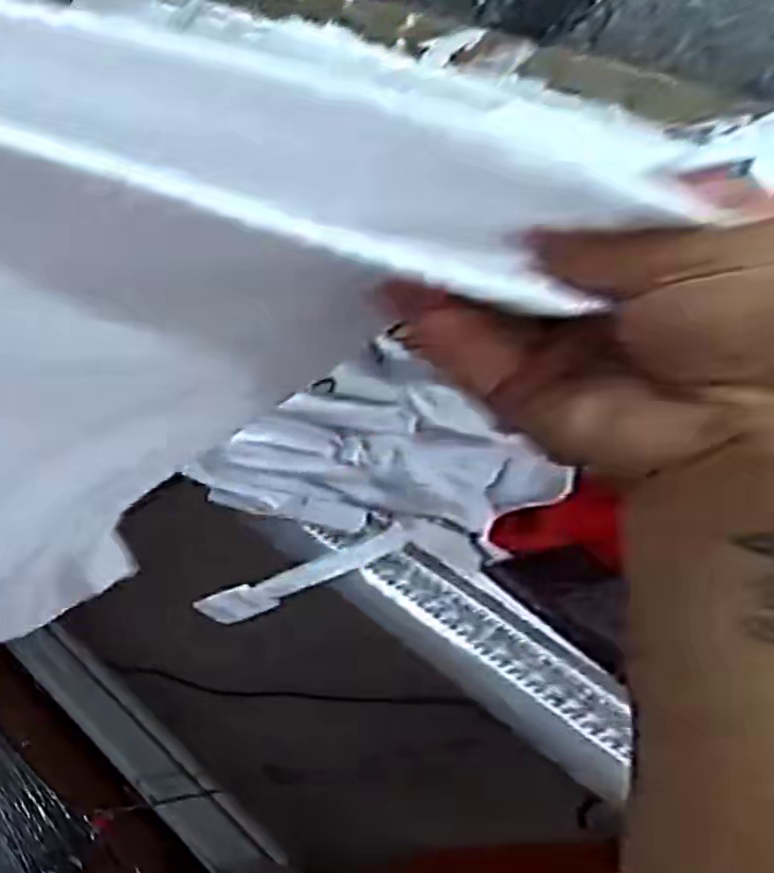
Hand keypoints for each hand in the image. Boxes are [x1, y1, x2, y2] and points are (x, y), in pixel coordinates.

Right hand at [383, 221, 773, 480]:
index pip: (600, 223)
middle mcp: (618, 304)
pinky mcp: (514, 392)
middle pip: (532, 269)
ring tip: (397, 250)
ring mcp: (560, 352)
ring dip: (445, 285)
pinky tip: (401, 295)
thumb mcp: (714, 244)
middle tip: (432, 214)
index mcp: (685, 257)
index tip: (500, 181)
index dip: (550, 204)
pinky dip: (434, 329)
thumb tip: (529, 228)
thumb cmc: (763, 318)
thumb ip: (614, 233)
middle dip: (485, 245)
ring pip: (490, 313)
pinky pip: (469, 356)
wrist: (744, 430)